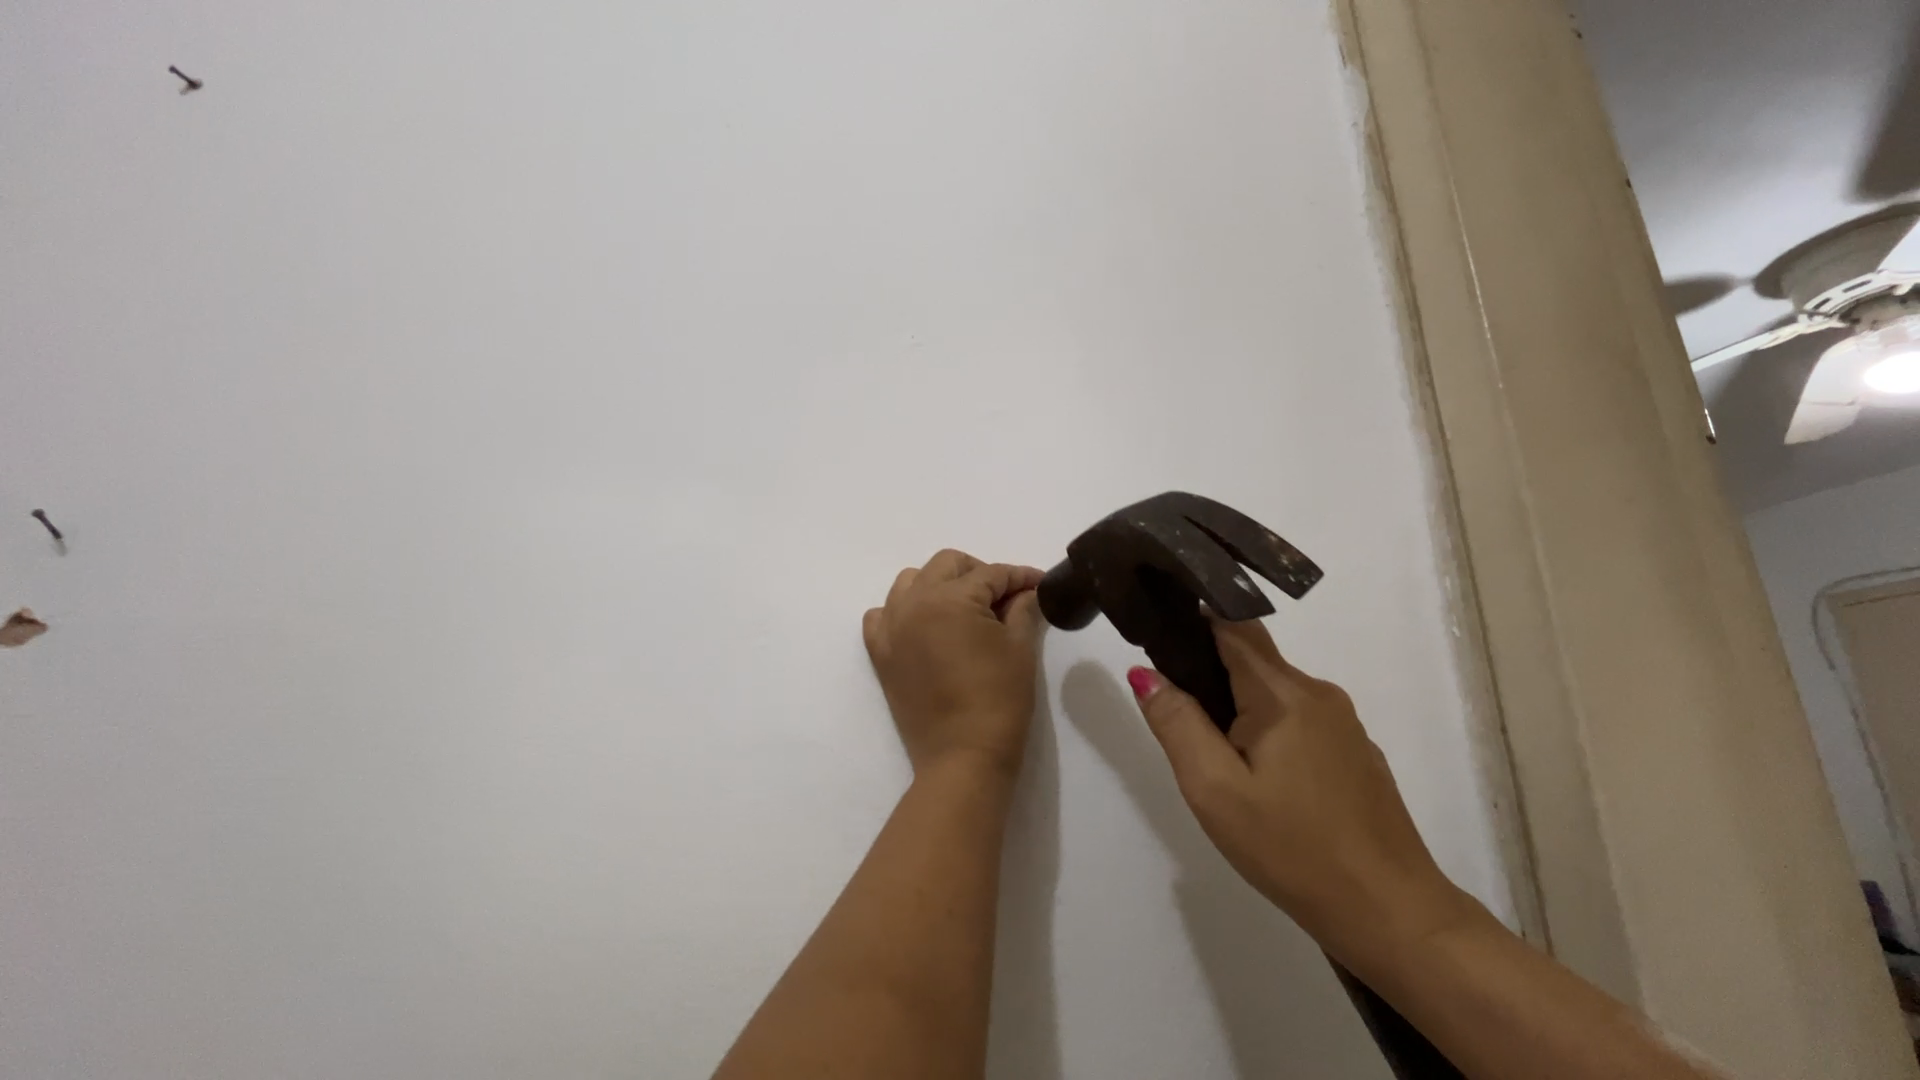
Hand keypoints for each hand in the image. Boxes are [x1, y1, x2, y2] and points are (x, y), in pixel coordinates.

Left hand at [863, 550, 1046, 779]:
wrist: (962, 758)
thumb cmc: (999, 701)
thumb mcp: (1019, 649)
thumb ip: (1022, 610)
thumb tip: (1026, 592)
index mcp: (950, 599)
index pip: (990, 574)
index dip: (1019, 576)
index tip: (1039, 584)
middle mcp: (913, 603)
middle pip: (947, 565)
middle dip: (979, 573)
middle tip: (1005, 597)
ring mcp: (891, 628)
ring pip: (911, 582)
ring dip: (940, 585)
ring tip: (965, 609)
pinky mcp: (880, 653)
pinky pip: (882, 615)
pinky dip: (902, 611)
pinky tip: (925, 627)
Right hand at [1127, 619, 1478, 964]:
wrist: (1388, 910)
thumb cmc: (1290, 847)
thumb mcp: (1214, 789)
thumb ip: (1177, 724)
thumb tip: (1145, 672)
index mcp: (1282, 692)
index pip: (1231, 624)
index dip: (1191, 621)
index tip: (1156, 637)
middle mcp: (1318, 693)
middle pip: (1252, 658)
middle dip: (1208, 672)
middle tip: (1175, 719)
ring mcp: (1343, 724)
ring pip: (1274, 692)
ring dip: (1237, 707)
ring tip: (1213, 759)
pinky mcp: (1354, 753)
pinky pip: (1298, 720)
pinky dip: (1267, 731)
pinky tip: (1260, 781)